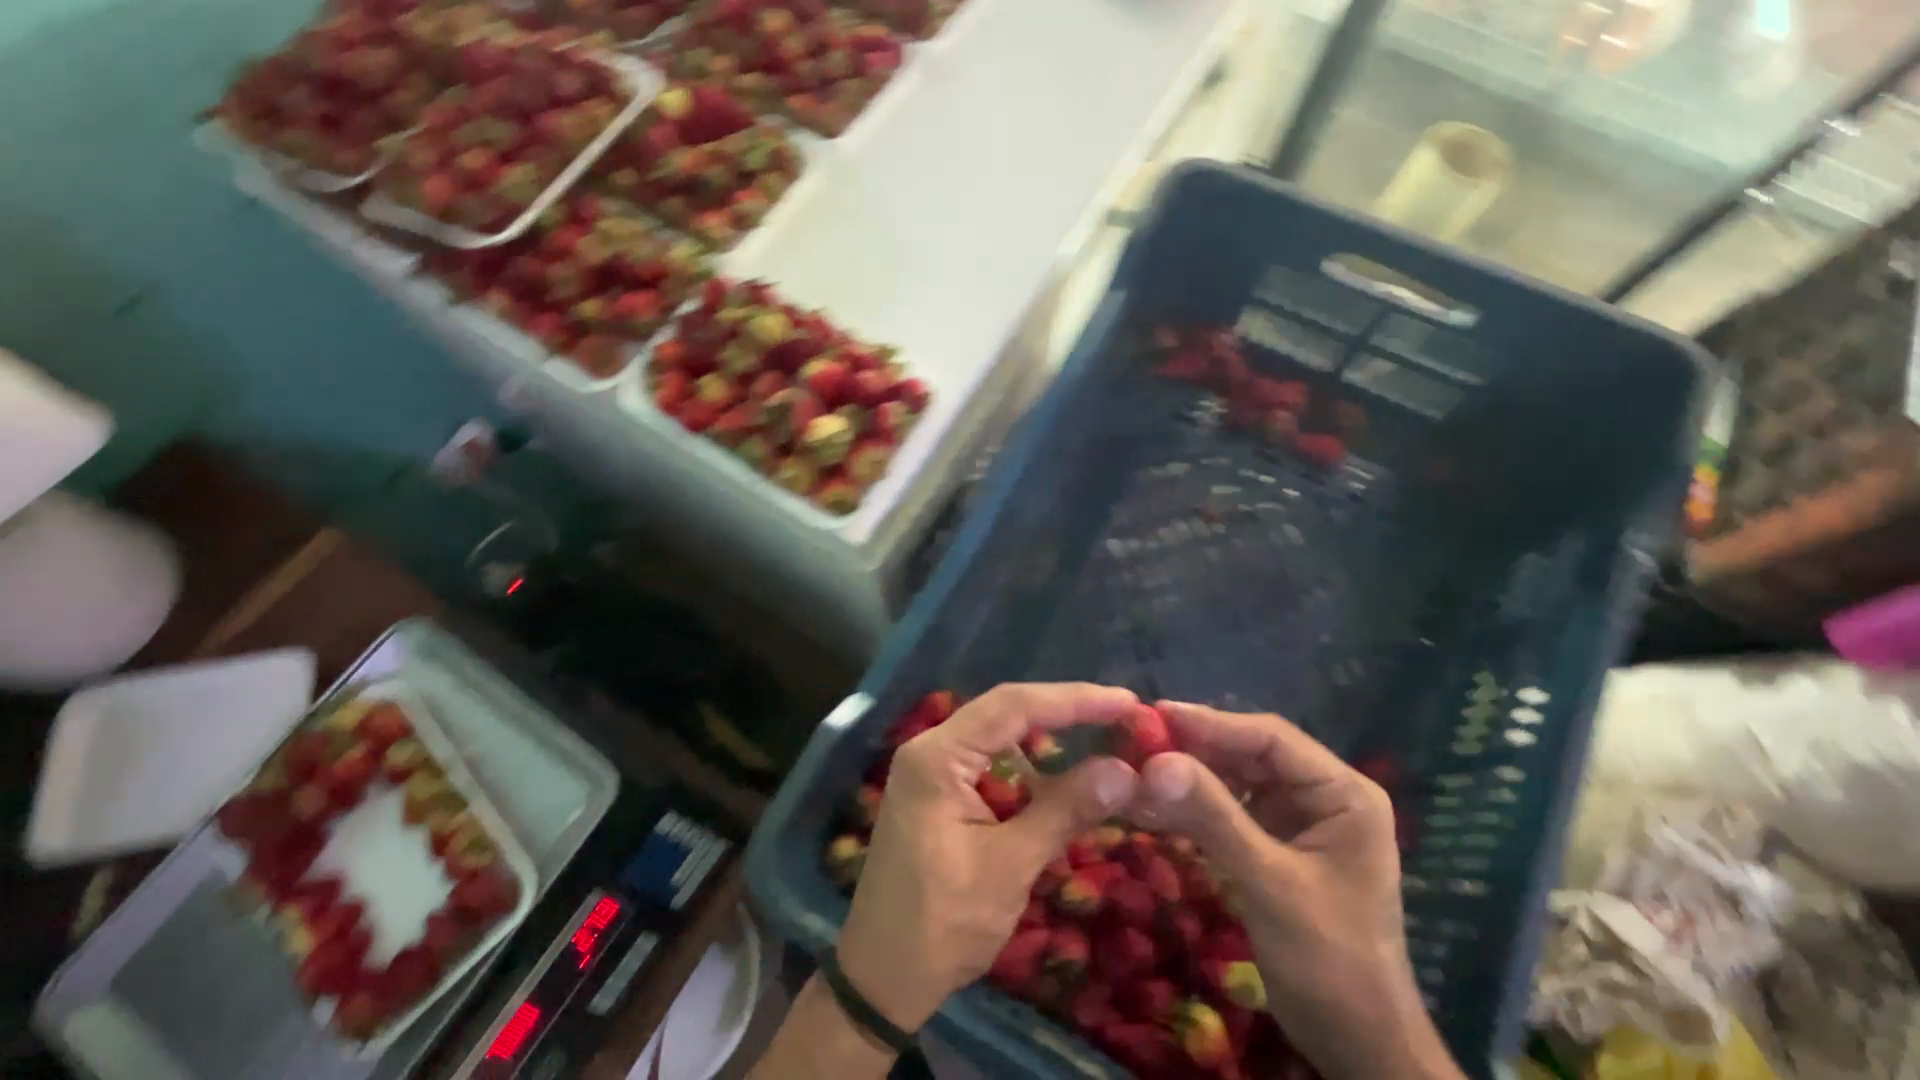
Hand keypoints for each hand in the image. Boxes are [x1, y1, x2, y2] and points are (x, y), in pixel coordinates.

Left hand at [836, 683, 1142, 1032]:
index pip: (1012, 705)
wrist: (884, 977)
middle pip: (1007, 715)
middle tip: (1125, 720)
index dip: (1074, 699)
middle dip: (1067, 716)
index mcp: (937, 756)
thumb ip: (1065, 810)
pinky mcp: (941, 798)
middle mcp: (931, 751)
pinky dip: (1031, 777)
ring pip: (1002, 742)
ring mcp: (933, 774)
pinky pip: (993, 770)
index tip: (1127, 703)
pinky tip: (1068, 787)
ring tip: (1107, 746)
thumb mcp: (1010, 865)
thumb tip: (1125, 770)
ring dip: (1051, 748)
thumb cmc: (942, 922)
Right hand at [1133, 702, 1462, 1079]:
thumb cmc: (1329, 959)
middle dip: (1193, 750)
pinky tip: (1151, 808)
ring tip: (1132, 772)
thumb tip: (1154, 763)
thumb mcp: (1269, 882)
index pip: (1270, 738)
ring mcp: (1297, 825)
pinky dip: (1192, 812)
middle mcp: (1322, 798)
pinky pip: (1228, 816)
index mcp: (1343, 793)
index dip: (1211, 722)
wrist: (1356, 1042)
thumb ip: (1214, 818)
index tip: (1153, 715)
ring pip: (1234, 784)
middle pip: (1249, 756)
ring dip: (1187, 780)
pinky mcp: (1275, 851)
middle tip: (1133, 743)